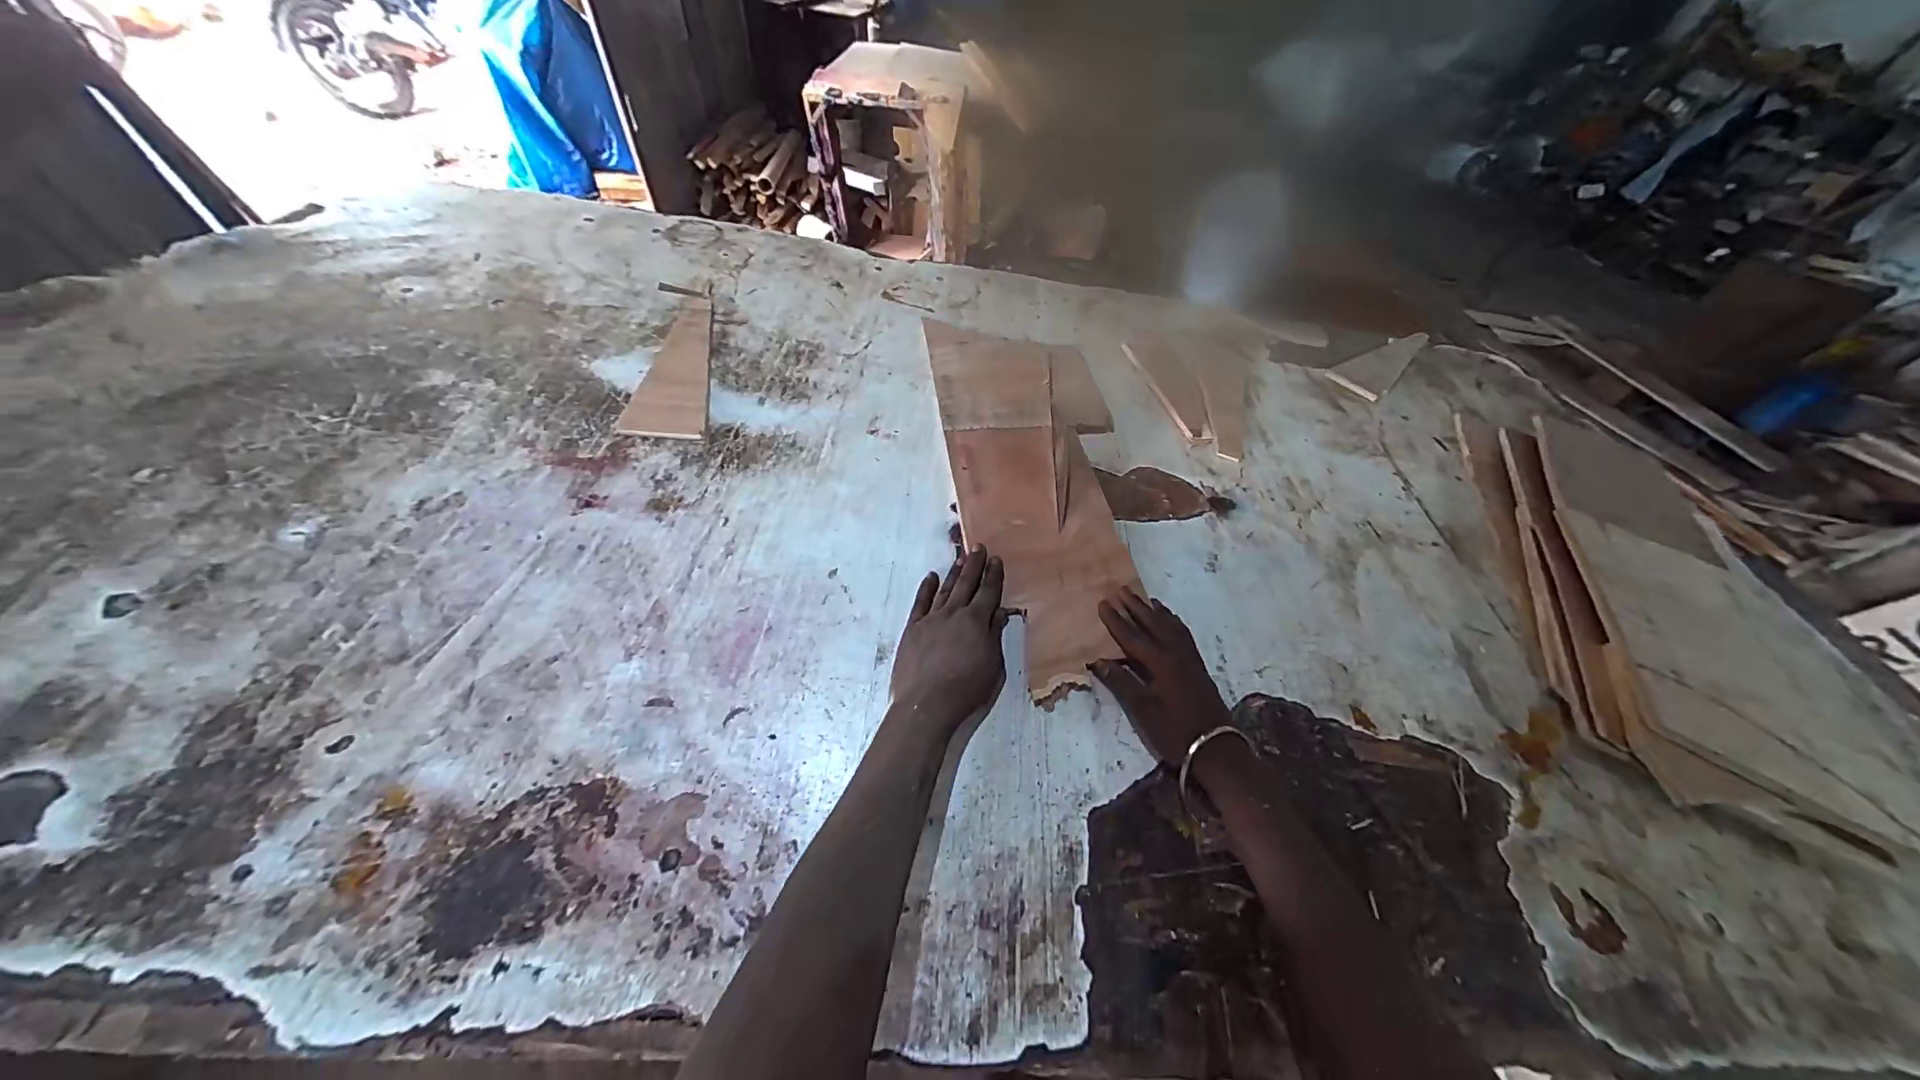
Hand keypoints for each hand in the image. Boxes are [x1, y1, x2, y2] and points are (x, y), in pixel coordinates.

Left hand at [890, 547, 1008, 732]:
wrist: (926, 704)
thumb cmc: (966, 690)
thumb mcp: (993, 666)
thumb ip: (994, 636)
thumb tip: (999, 612)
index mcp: (976, 622)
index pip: (988, 592)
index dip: (993, 575)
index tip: (995, 559)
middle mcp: (953, 614)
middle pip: (966, 584)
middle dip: (973, 565)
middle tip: (978, 547)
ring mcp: (930, 620)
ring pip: (945, 590)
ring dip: (953, 573)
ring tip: (960, 558)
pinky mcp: (912, 629)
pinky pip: (921, 603)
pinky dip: (927, 589)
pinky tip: (931, 577)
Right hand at [1092, 588, 1230, 764]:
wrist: (1215, 748)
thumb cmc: (1174, 732)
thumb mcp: (1143, 711)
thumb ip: (1122, 683)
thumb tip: (1099, 661)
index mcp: (1161, 663)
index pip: (1133, 636)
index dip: (1116, 620)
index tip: (1103, 603)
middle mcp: (1177, 655)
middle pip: (1154, 624)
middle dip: (1136, 607)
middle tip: (1121, 589)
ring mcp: (1190, 660)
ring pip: (1171, 627)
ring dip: (1156, 612)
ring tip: (1145, 599)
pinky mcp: (1198, 668)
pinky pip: (1184, 635)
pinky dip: (1173, 623)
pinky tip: (1171, 623)